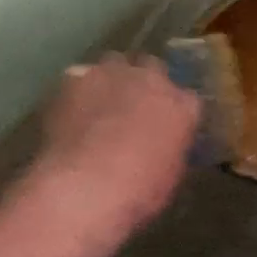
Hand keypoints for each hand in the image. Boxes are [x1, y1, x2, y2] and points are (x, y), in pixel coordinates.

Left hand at [20, 54, 200, 252]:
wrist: (84, 186)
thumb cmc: (136, 193)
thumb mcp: (169, 175)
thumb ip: (170, 147)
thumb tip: (162, 143)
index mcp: (182, 107)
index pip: (187, 98)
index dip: (173, 110)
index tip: (165, 124)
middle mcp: (150, 79)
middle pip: (151, 68)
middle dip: (143, 83)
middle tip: (131, 107)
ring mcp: (111, 73)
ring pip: (114, 64)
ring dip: (111, 80)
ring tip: (98, 105)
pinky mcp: (75, 76)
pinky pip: (79, 76)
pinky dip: (77, 90)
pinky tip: (70, 111)